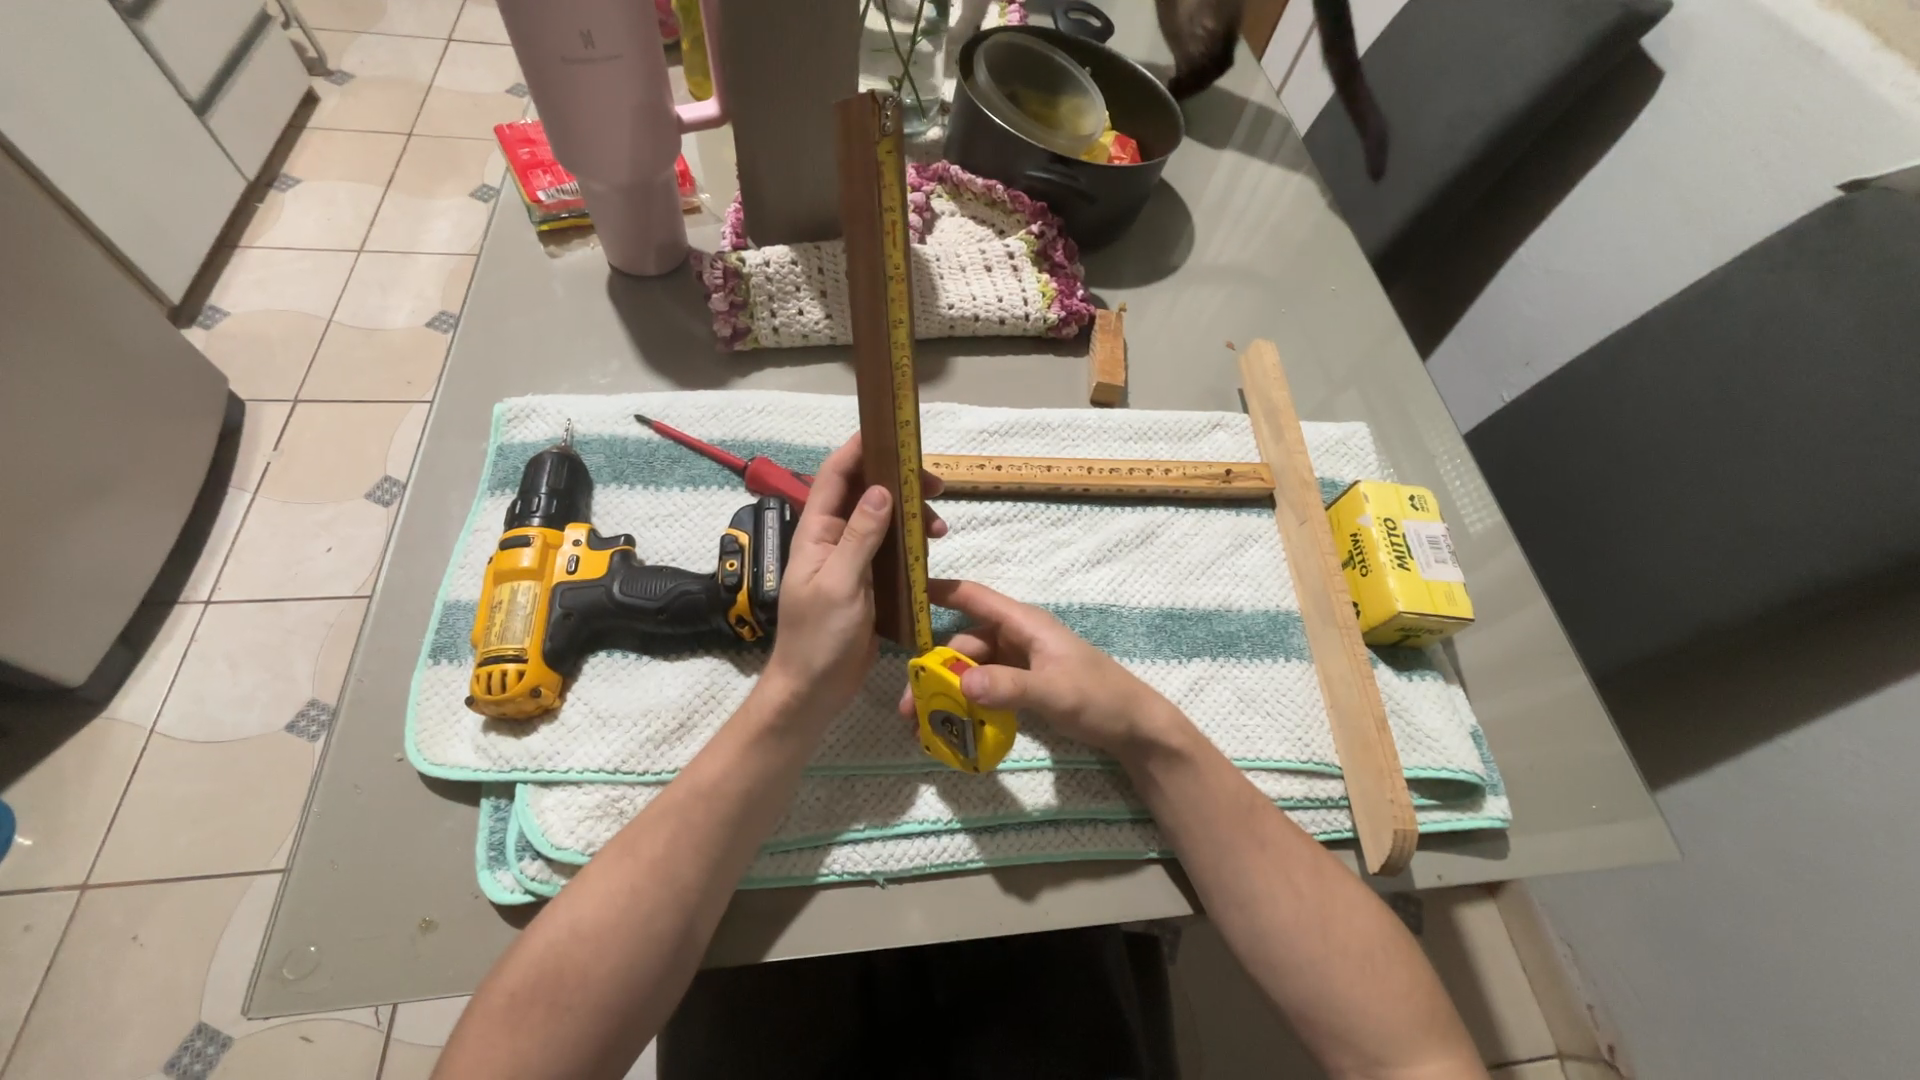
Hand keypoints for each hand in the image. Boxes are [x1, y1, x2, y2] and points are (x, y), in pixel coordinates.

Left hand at [763, 435, 944, 719]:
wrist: (813, 689)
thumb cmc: (818, 636)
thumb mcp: (840, 583)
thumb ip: (860, 535)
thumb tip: (883, 489)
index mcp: (816, 531)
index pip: (836, 475)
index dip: (861, 448)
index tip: (894, 432)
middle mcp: (832, 537)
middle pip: (866, 492)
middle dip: (900, 481)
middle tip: (937, 486)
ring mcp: (851, 559)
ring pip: (883, 520)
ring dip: (911, 514)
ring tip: (940, 526)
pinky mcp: (868, 581)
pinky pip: (891, 549)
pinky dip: (912, 542)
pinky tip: (931, 548)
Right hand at [897, 579, 1190, 761]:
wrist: (1136, 729)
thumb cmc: (1100, 698)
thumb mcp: (1054, 692)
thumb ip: (1009, 687)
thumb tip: (960, 684)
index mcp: (1024, 624)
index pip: (974, 596)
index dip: (938, 591)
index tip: (900, 596)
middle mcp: (1017, 638)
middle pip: (963, 645)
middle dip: (935, 671)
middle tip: (909, 705)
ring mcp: (1019, 663)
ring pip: (971, 670)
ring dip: (948, 692)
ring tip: (923, 723)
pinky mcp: (1022, 687)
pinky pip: (985, 689)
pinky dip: (966, 703)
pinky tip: (952, 726)